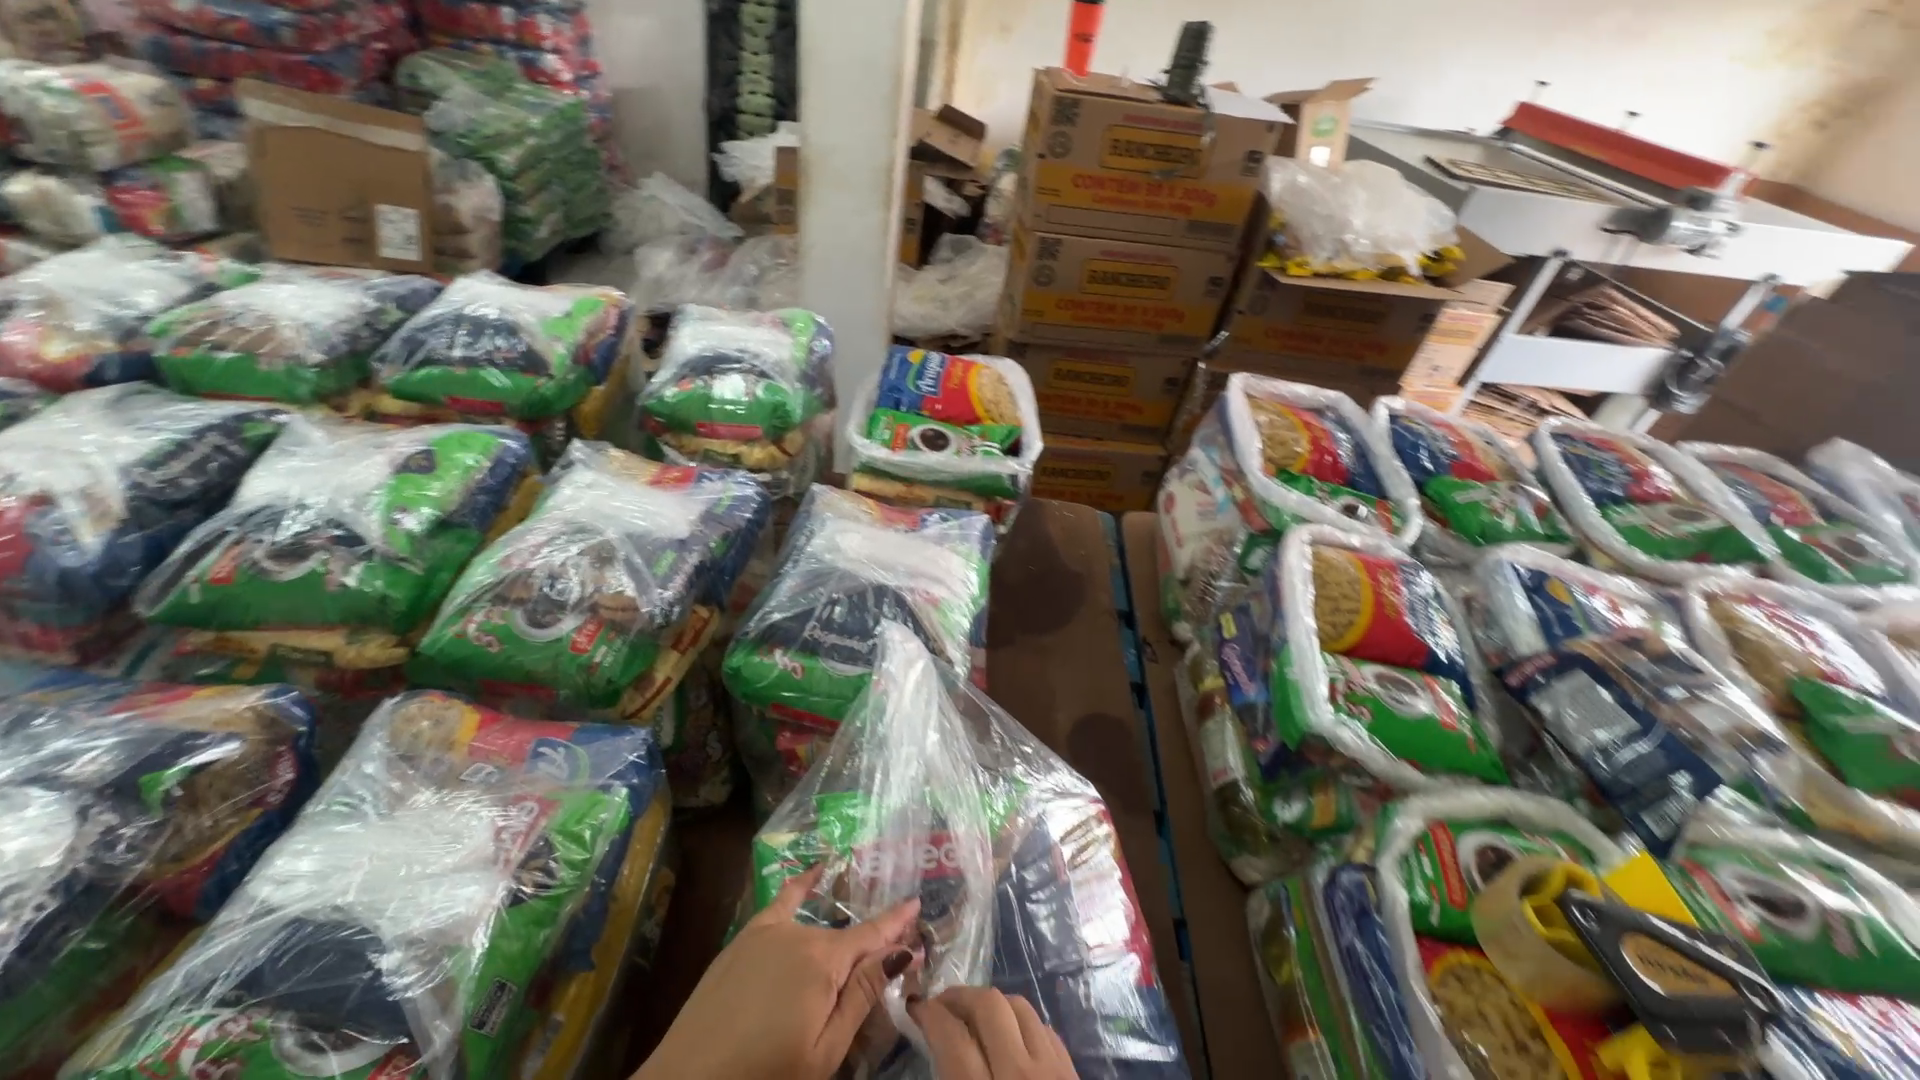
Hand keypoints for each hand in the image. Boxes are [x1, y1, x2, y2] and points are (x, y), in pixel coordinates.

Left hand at [636, 865, 921, 1079]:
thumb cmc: (765, 1074)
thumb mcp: (824, 1049)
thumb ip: (862, 994)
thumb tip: (905, 950)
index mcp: (824, 962)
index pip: (873, 936)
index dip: (898, 923)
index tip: (919, 903)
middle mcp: (799, 935)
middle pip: (845, 936)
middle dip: (871, 943)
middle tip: (888, 958)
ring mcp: (766, 933)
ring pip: (816, 926)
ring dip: (840, 926)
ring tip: (860, 927)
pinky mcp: (743, 939)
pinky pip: (780, 901)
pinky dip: (801, 885)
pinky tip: (814, 872)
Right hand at [909, 987, 1078, 1078]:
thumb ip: (949, 1076)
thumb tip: (933, 1038)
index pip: (952, 1036)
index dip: (929, 1014)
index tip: (916, 1007)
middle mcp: (1020, 1073)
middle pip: (988, 1006)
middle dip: (960, 997)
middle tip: (942, 1006)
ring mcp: (1053, 1069)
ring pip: (1020, 1006)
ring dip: (992, 1004)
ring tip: (975, 1018)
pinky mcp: (1074, 1071)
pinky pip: (1045, 1028)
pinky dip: (1022, 1024)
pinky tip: (1010, 1038)